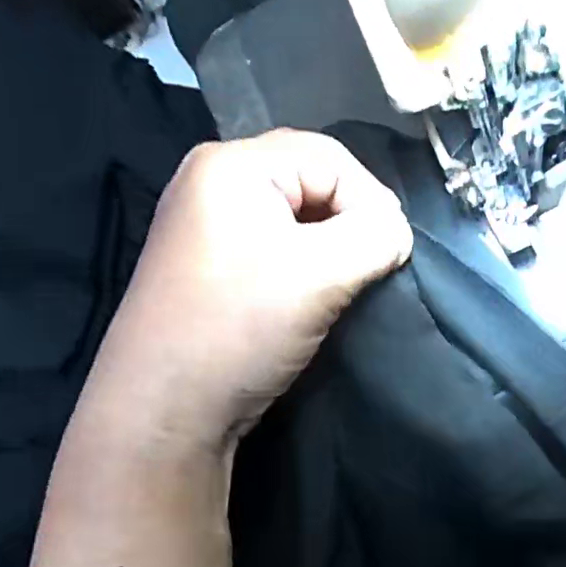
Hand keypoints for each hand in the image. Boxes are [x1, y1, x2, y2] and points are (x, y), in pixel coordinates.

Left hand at [75, 129, 413, 456]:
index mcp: (232, 166)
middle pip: (313, 181)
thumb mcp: (320, 274)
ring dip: (335, 247)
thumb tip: (397, 235)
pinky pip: (280, 246)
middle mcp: (215, 183)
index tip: (393, 258)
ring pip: (299, 218)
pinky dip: (310, 265)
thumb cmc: (240, 329)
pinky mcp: (217, 268)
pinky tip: (319, 296)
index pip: (331, 159)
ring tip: (350, 286)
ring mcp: (212, 227)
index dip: (373, 202)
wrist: (168, 408)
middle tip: (376, 269)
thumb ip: (374, 238)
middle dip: (354, 222)